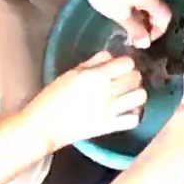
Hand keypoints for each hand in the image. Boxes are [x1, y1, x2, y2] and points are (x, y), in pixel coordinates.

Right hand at [20, 52, 146, 152]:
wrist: (43, 126)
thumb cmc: (52, 97)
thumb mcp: (71, 74)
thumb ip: (93, 62)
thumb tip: (110, 55)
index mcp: (96, 76)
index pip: (127, 63)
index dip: (125, 63)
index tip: (120, 66)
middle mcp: (107, 92)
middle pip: (136, 78)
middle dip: (132, 76)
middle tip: (124, 80)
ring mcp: (110, 111)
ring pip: (140, 97)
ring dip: (136, 93)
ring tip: (127, 94)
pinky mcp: (109, 127)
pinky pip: (134, 119)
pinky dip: (133, 114)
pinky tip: (126, 111)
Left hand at [78, 0, 171, 48]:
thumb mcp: (121, 15)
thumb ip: (136, 30)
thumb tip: (146, 44)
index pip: (166, 19)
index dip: (157, 33)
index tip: (142, 42)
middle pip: (160, 12)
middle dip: (150, 27)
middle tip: (134, 38)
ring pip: (151, 6)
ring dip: (143, 19)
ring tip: (128, 29)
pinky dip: (139, 10)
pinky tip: (125, 14)